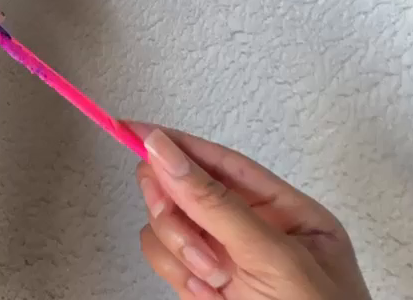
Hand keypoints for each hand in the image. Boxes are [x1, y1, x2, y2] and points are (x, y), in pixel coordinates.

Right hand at [131, 126, 370, 299]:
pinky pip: (159, 250)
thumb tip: (159, 145)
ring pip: (162, 217)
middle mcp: (250, 227)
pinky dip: (174, 271)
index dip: (173, 143)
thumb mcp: (274, 262)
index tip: (127, 129)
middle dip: (175, 209)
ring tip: (212, 282)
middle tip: (192, 238)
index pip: (217, 160)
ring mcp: (223, 254)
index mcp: (285, 212)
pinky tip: (206, 294)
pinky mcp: (200, 278)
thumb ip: (215, 203)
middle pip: (179, 184)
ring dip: (178, 247)